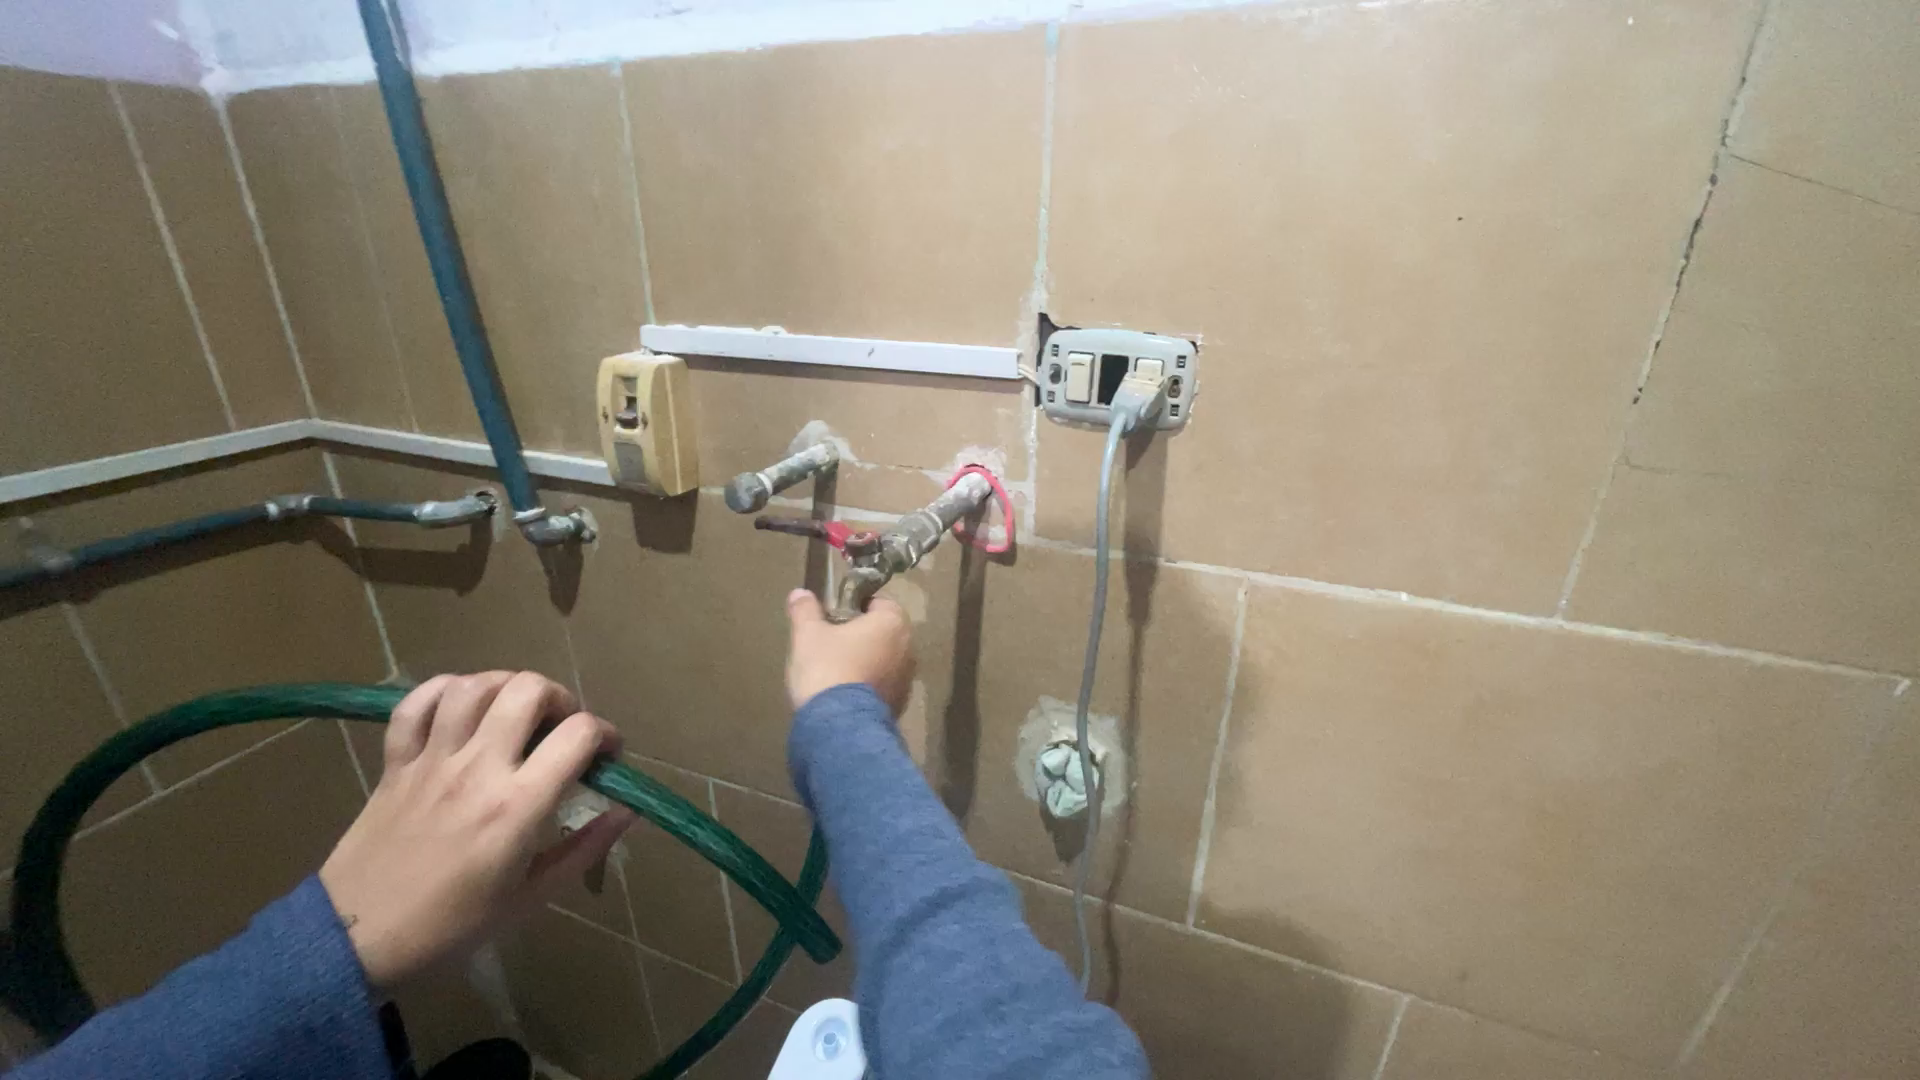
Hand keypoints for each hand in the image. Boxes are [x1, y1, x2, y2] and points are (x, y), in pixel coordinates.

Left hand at [319, 672, 634, 989]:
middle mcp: (477, 770)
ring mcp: (432, 761)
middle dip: (560, 698)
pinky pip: (415, 704)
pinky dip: (443, 692)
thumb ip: (585, 848)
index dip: (606, 735)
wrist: (349, 944)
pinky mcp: (395, 763)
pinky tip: (462, 708)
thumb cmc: (450, 927)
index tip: (606, 756)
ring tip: (515, 711)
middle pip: (528, 690)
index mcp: (517, 806)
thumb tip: (628, 809)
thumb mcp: (531, 897)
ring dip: (505, 687)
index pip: (579, 734)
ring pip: (473, 686)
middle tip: (560, 727)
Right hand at [785, 588, 914, 713]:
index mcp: (893, 622)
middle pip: (883, 632)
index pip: (879, 603)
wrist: (840, 726)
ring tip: (836, 671)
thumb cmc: (827, 668)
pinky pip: (883, 686)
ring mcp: (907, 679)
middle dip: (861, 635)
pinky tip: (845, 694)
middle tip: (832, 643)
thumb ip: (805, 610)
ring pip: (885, 660)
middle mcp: (908, 648)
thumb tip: (800, 594)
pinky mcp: (900, 704)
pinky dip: (868, 685)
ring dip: (867, 661)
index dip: (856, 606)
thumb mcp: (808, 634)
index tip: (834, 616)